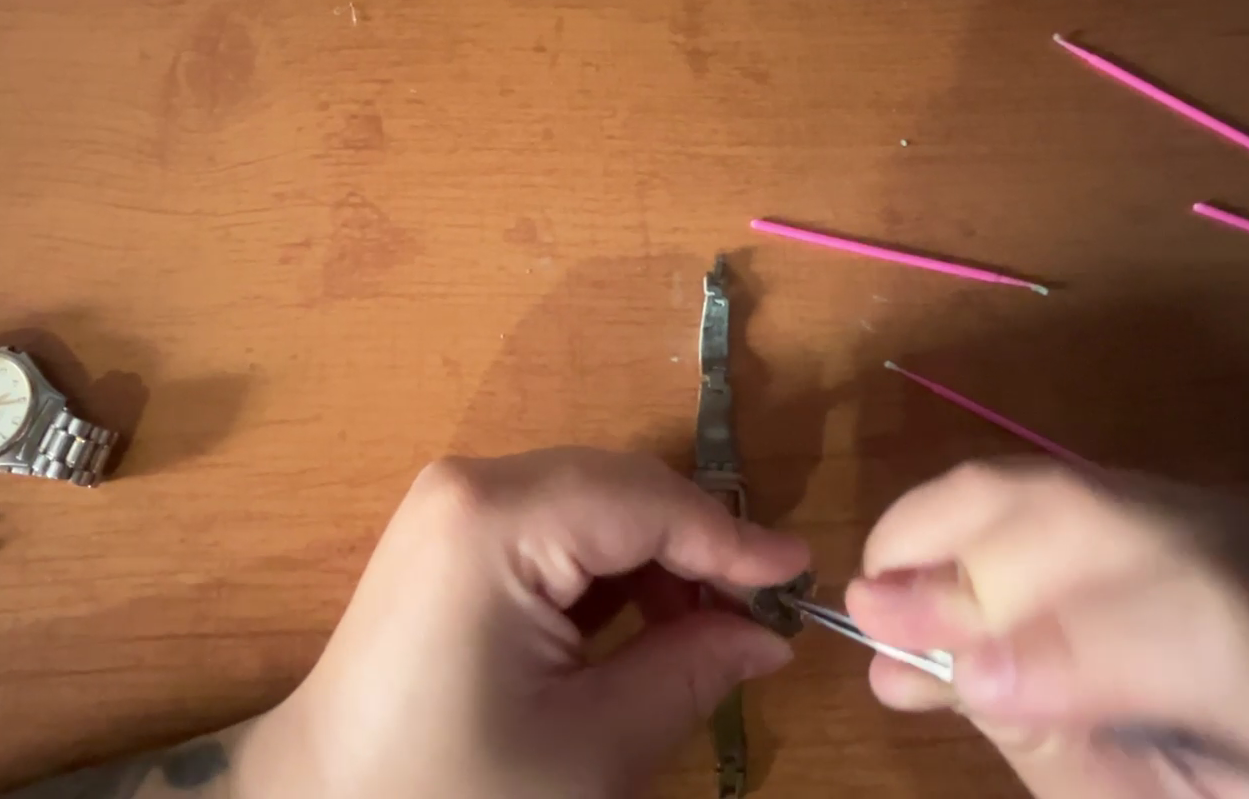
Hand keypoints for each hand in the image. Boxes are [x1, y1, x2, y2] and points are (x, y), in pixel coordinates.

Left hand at [234, 447, 809, 798]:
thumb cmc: (453, 787)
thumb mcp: (591, 747)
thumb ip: (690, 672)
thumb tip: (765, 632)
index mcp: (496, 520)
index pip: (642, 500)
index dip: (728, 535)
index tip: (798, 569)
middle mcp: (471, 480)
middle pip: (615, 485)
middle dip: (690, 541)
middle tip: (753, 611)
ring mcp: (453, 495)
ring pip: (589, 496)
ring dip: (651, 552)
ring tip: (698, 627)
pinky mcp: (450, 521)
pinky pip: (551, 516)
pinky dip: (604, 558)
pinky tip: (633, 616)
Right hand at [846, 460, 1248, 798]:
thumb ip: (1046, 742)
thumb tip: (897, 671)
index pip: (1196, 633)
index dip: (1048, 648)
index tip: (918, 671)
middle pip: (1096, 523)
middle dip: (955, 564)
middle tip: (865, 610)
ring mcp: (1239, 512)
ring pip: (1059, 482)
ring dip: (940, 524)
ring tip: (881, 576)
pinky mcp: (1184, 490)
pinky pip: (1048, 482)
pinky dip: (966, 518)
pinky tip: (932, 558)